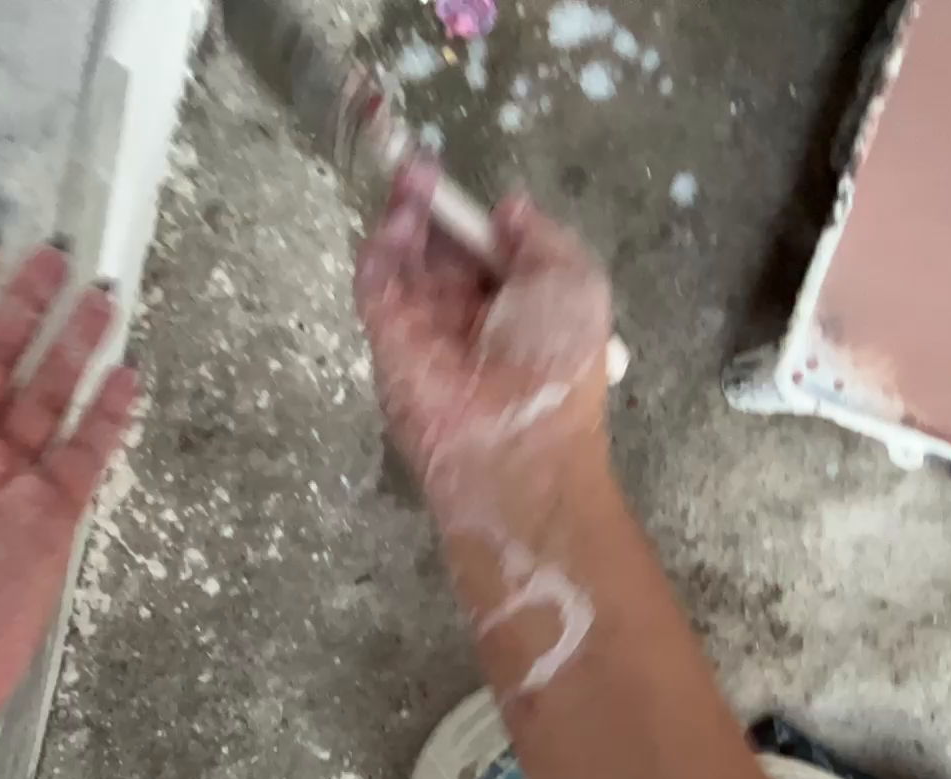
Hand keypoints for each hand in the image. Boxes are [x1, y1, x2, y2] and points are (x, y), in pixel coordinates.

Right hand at [353, 157, 613, 523]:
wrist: (513, 442)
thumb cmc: (556, 361)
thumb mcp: (575, 281)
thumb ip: (540, 238)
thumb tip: (508, 206)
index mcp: (514, 303)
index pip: (479, 248)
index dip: (465, 213)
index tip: (453, 175)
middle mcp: (464, 315)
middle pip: (435, 251)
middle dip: (427, 206)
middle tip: (418, 163)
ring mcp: (421, 330)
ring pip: (402, 263)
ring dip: (402, 218)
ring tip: (409, 175)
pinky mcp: (386, 344)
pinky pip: (376, 288)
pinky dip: (378, 251)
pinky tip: (394, 220)